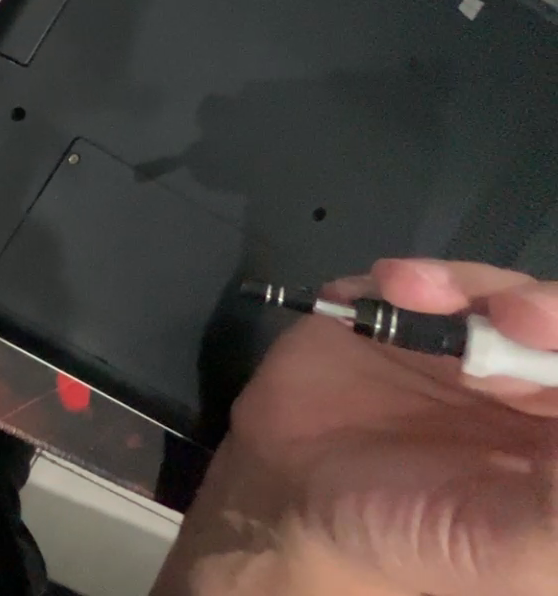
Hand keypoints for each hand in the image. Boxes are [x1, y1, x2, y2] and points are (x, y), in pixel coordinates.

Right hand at [206, 259, 557, 595]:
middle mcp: (531, 387)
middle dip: (547, 310)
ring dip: (475, 286)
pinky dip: (412, 277)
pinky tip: (394, 287)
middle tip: (522, 317)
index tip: (550, 341)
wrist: (290, 503)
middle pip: (555, 322)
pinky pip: (410, 283)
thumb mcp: (527, 545)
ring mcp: (453, 348)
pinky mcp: (378, 318)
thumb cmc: (422, 544)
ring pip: (496, 294)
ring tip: (425, 294)